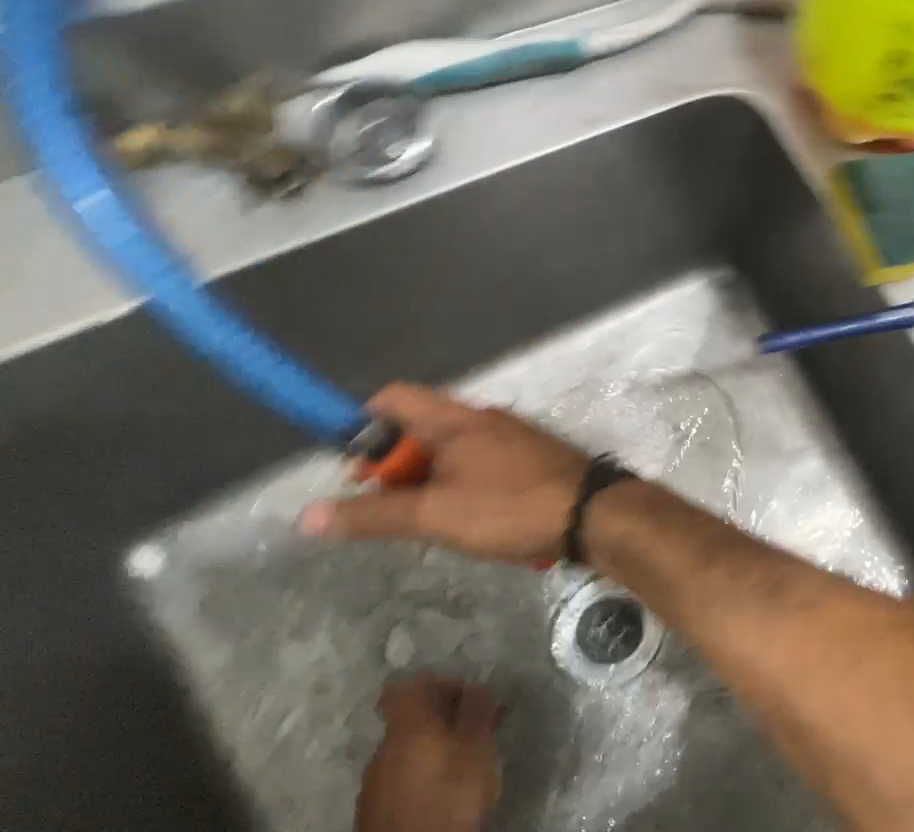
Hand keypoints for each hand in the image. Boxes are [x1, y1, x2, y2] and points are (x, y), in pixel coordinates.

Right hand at [300, 383, 589, 562]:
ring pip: (451, 454)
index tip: (354, 471)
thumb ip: (373, 514)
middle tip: (394, 509)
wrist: (596, 514)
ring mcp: (513, 439)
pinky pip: (482, 469)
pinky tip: (472, 525)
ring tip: (433, 523)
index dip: (361, 425)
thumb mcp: (434, 515)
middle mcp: (485, 419)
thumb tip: (307, 516)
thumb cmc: (513, 507)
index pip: (393, 397)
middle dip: (397, 467)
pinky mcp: (532, 461)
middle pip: (419, 429)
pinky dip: (465, 491)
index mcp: (457, 419)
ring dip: (430, 485)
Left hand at [356, 674, 503, 831]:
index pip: (405, 686)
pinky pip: (403, 772)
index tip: (465, 694)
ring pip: (409, 745)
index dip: (436, 681)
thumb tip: (477, 684)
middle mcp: (383, 748)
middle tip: (482, 725)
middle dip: (448, 715)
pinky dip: (427, 768)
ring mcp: (375, 780)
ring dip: (439, 743)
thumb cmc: (450, 793)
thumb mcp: (477, 744)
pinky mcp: (376, 807)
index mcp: (406, 727)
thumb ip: (478, 710)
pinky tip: (447, 785)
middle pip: (411, 717)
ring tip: (470, 757)